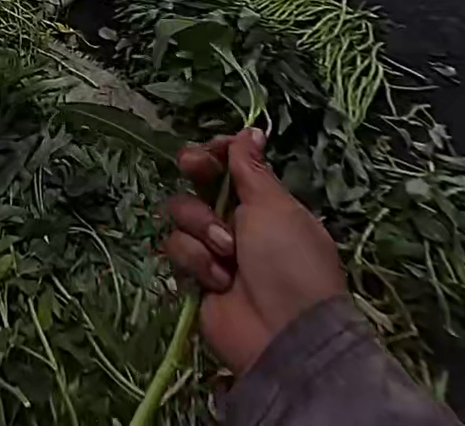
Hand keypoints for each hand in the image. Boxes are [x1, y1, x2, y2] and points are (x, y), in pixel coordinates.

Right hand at [163, 130, 345, 374]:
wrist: (283, 335)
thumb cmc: (288, 261)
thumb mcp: (274, 206)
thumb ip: (251, 167)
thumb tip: (252, 129)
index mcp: (261, 201)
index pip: (228, 162)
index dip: (217, 151)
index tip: (215, 148)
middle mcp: (234, 219)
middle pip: (197, 179)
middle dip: (195, 170)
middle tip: (195, 168)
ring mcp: (212, 247)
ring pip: (182, 211)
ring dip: (202, 228)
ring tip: (226, 253)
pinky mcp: (193, 274)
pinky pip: (176, 247)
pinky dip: (196, 260)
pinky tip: (218, 279)